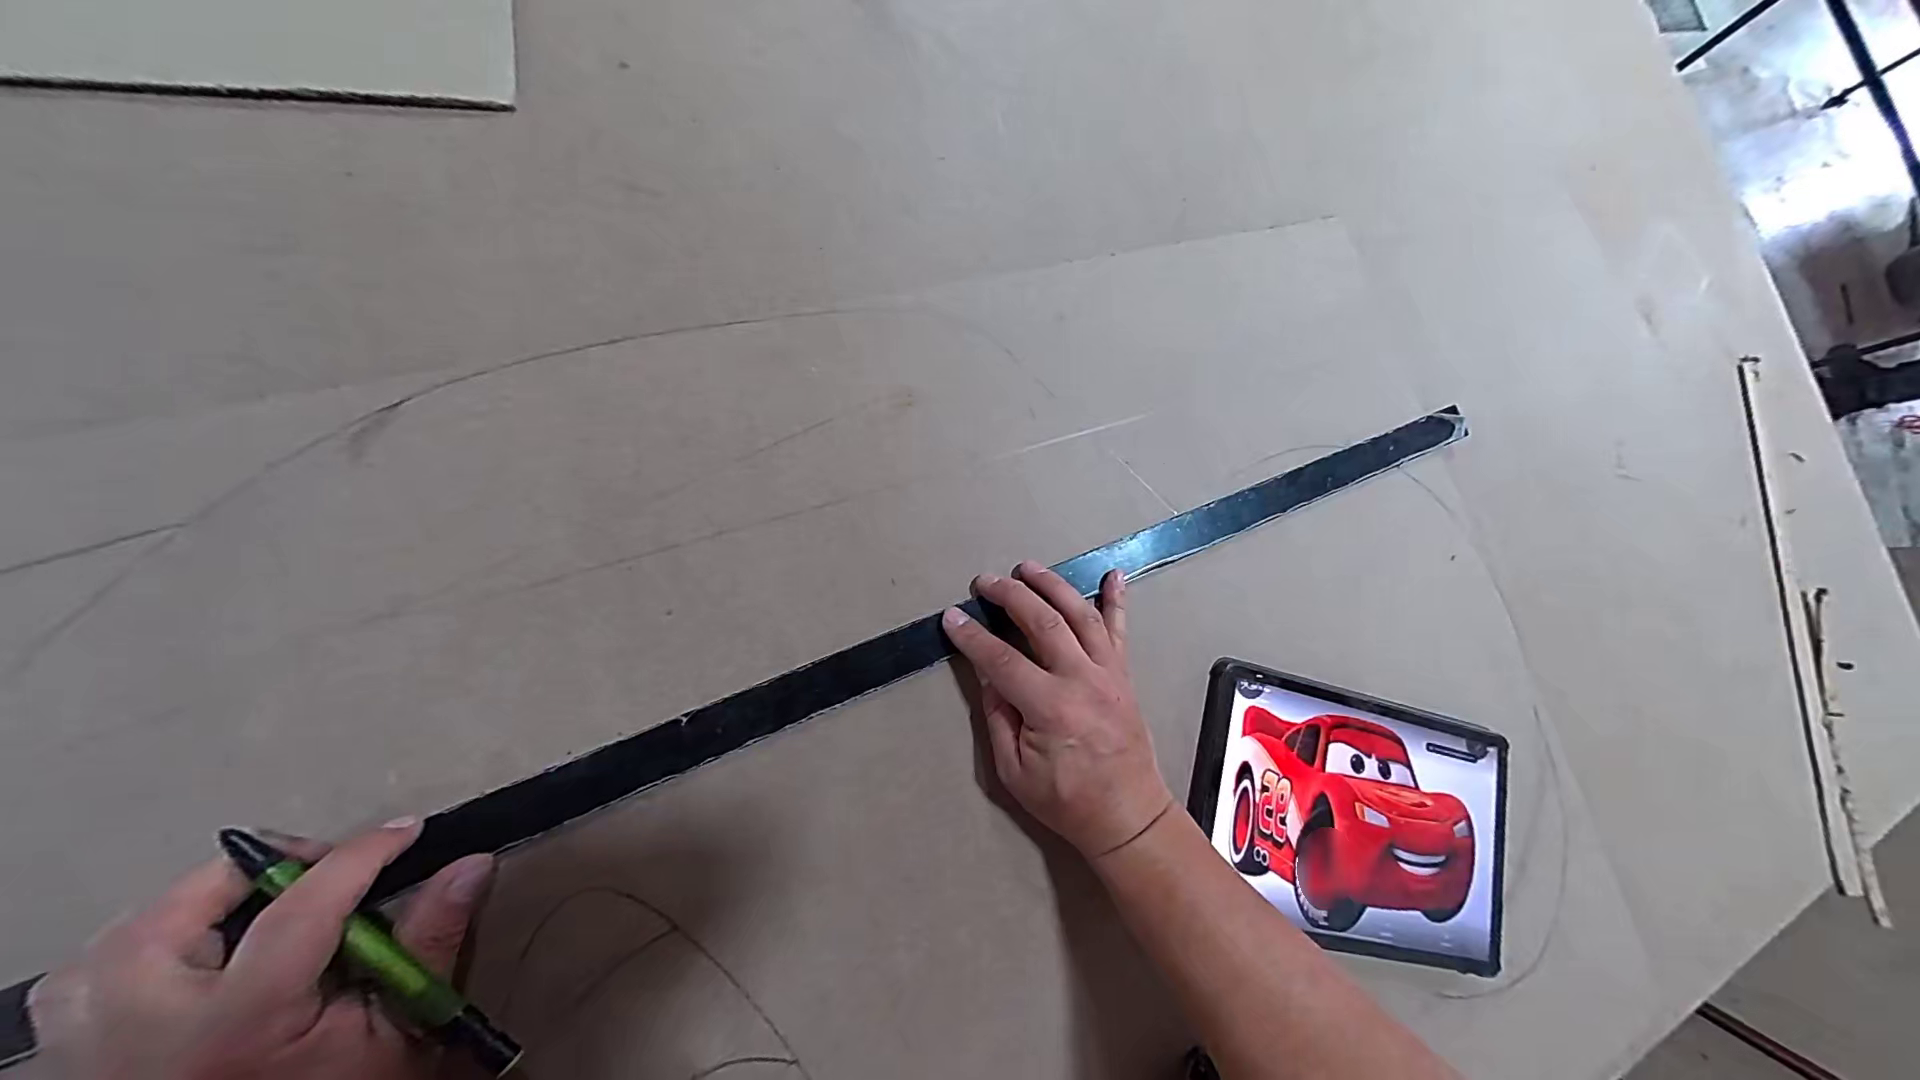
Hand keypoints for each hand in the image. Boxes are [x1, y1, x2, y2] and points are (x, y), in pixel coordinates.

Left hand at [30, 819, 494, 1079]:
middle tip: (318, 867)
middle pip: (169, 919)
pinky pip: (80, 988)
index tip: (406, 830)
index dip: (359, 856)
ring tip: (256, 906)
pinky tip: (197, 954)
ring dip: (188, 908)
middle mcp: (143, 1040)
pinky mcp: (76, 1072)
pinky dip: (139, 951)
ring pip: (108, 949)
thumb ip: (430, 942)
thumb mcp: (400, 1030)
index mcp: (236, 1029)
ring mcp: (91, 1061)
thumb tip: (471, 864)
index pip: (297, 912)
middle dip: (255, 870)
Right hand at [942, 561, 1174, 857]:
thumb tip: (990, 676)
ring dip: (1053, 585)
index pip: (1002, 659)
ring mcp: (1109, 674)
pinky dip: (1117, 600)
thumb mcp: (1014, 772)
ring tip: (1028, 568)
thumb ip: (999, 718)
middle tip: (985, 581)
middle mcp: (1083, 681)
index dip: (972, 637)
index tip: (952, 618)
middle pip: (1043, 623)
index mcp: (1051, 708)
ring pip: (1080, 615)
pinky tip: (1114, 575)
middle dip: (1010, 596)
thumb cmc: (1068, 802)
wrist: (1129, 816)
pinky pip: (1120, 630)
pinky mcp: (1124, 676)